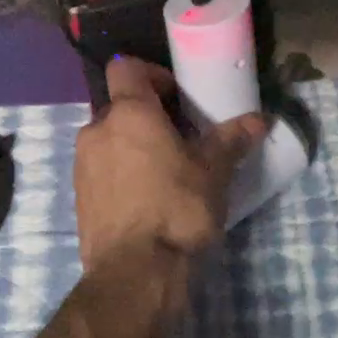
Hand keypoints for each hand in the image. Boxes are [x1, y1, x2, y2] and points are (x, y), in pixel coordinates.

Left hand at [73, 57, 265, 273]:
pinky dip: (119, 173)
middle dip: (147, 118)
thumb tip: (259, 119)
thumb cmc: (176, 209)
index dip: (151, 74)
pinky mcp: (78, 195)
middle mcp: (95, 130)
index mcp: (127, 114)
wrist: (134, 270)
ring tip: (165, 173)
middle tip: (180, 140)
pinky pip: (100, 169)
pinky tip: (145, 199)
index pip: (125, 68)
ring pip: (108, 140)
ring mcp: (81, 164)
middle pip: (118, 107)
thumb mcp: (213, 173)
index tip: (177, 98)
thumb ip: (231, 140)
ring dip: (132, 147)